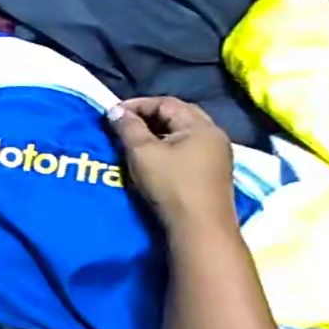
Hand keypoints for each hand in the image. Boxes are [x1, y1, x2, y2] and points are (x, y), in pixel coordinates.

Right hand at [106, 96, 236, 229]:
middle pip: (179, 114)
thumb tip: (115, 110)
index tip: (112, 114)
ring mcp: (216, 154)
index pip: (167, 103)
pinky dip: (167, 143)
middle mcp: (214, 135)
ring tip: (133, 138)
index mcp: (201, 127)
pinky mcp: (212, 170)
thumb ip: (128, 127)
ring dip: (157, 130)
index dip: (137, 104)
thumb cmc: (169, 183)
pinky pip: (187, 146)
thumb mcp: (142, 152)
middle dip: (149, 114)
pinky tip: (152, 154)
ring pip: (183, 131)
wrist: (199, 225)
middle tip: (123, 122)